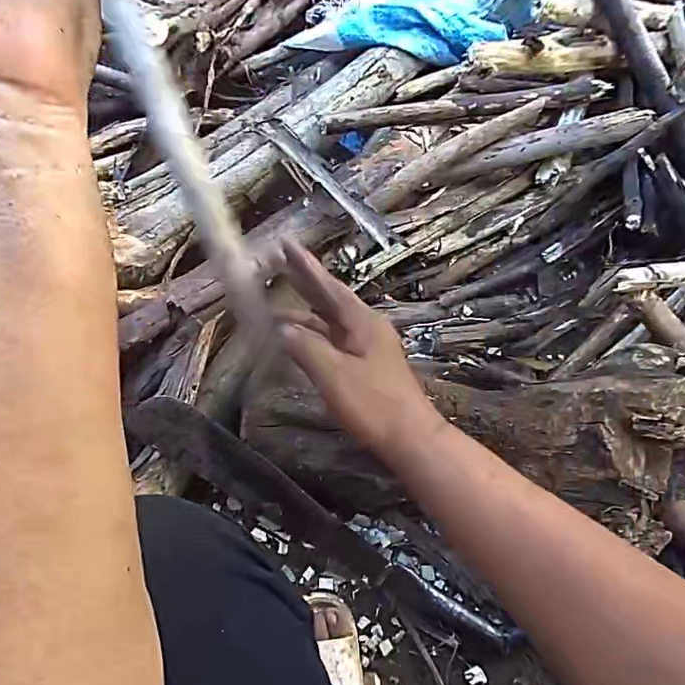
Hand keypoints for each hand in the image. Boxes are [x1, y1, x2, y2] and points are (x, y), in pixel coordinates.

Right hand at [276, 240, 447, 457]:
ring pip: (329, 323)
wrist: (411, 439)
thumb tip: (283, 329)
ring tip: (274, 309)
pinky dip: (312, 337)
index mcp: (362, 323)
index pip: (328, 287)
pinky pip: (333, 342)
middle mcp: (365, 329)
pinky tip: (298, 341)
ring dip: (303, 315)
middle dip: (303, 283)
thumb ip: (305, 347)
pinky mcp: (365, 367)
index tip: (286, 245)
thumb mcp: (334, 374)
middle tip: (277, 264)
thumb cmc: (374, 404)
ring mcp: (367, 348)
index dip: (305, 267)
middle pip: (329, 300)